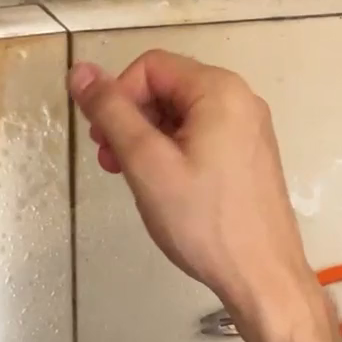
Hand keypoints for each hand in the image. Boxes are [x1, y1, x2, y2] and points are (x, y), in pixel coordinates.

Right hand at [69, 51, 314, 309]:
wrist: (262, 275)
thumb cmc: (203, 221)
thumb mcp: (147, 163)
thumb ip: (111, 113)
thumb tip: (79, 70)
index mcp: (220, 90)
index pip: (151, 66)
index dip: (117, 95)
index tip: (103, 140)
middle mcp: (242, 100)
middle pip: (169, 87)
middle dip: (131, 118)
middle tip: (110, 162)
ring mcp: (250, 129)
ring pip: (184, 115)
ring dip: (149, 138)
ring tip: (132, 178)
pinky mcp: (251, 156)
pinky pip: (203, 137)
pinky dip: (174, 152)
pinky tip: (163, 187)